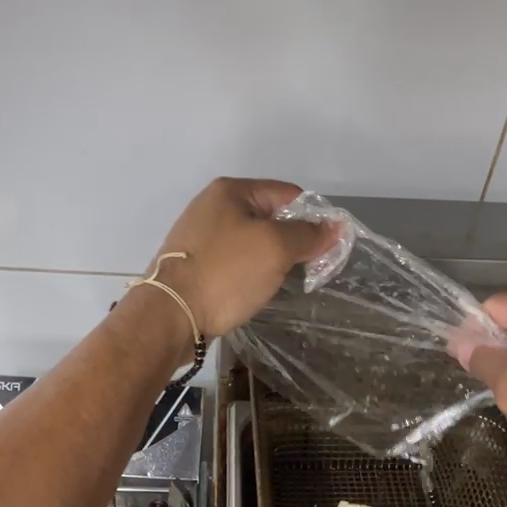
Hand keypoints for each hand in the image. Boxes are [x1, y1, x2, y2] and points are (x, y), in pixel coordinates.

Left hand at [142, 178, 333, 342]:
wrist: (171, 315)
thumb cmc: (226, 274)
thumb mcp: (275, 248)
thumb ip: (307, 235)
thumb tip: (335, 226)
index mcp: (230, 191)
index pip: (286, 195)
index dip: (312, 218)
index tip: (327, 247)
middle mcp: (211, 207)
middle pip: (267, 219)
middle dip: (290, 243)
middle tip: (306, 270)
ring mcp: (198, 238)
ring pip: (249, 245)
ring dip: (269, 262)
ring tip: (278, 284)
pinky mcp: (192, 267)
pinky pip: (231, 265)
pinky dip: (247, 276)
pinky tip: (251, 293)